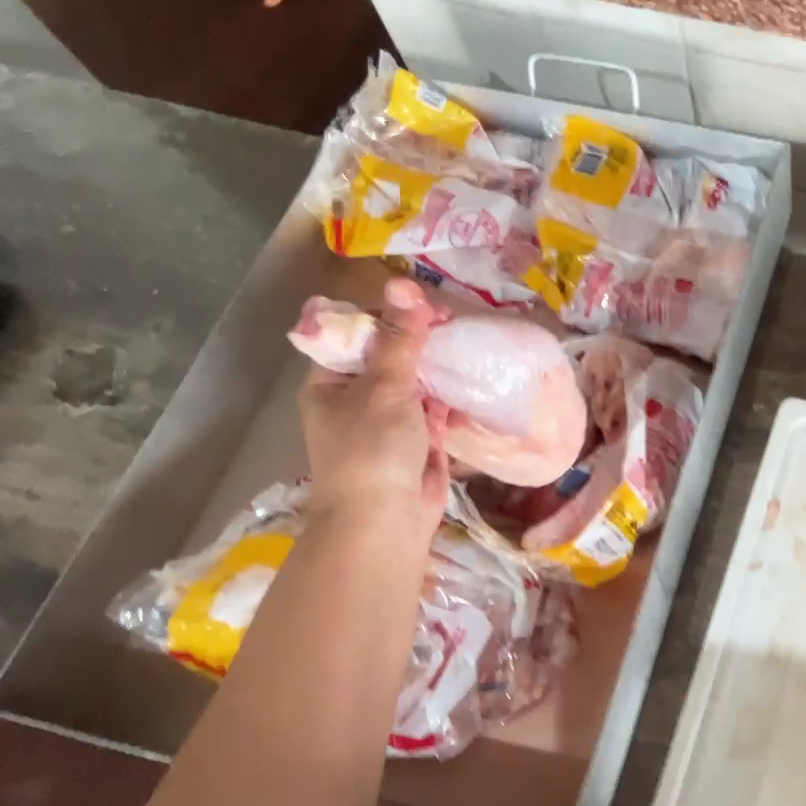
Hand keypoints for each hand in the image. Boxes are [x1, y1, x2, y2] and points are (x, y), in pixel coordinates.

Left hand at [298, 278, 449, 543]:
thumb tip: (405, 284)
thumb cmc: (372, 450)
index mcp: (331, 382)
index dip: (391, 316)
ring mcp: (389, 424)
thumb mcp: (385, 387)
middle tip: (458, 324)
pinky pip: (435, 413)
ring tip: (472, 346)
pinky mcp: (418, 445)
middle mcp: (357, 399)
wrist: (385, 522)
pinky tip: (474, 382)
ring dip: (441, 370)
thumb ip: (401, 339)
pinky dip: (452, 401)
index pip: (358, 334)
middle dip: (423, 342)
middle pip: (391, 358)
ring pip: (417, 385)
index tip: (428, 306)